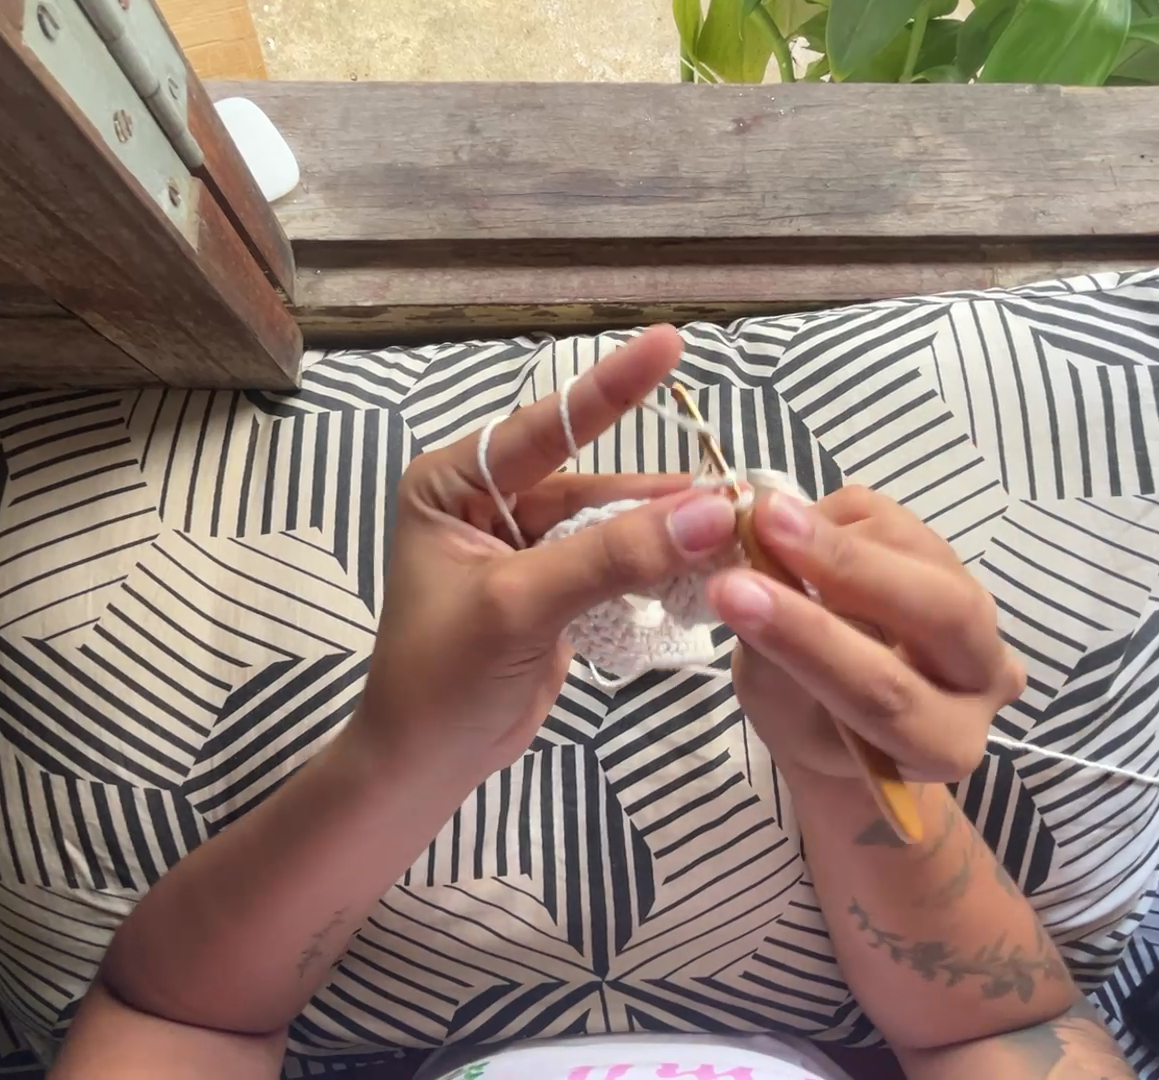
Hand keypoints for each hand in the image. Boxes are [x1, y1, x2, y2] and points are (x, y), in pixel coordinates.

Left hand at [359, 327, 738, 783]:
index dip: (610, 389)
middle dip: (654, 490)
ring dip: (662, 529)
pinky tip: (699, 560)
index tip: (671, 343)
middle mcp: (485, 502)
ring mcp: (521, 546)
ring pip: (605, 523)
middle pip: (584, 478)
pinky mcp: (548, 586)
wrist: (426, 763)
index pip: (542, 429)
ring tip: (730, 525)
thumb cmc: (444, 678)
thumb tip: (710, 512)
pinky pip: (609, 561)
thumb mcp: (521, 605)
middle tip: (732, 488)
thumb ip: (611, 556)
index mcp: (452, 484)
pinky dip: (651, 564)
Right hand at [707, 487, 1025, 783]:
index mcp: (942, 743)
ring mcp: (981, 614)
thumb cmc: (804, 722)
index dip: (807, 636)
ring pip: (918, 552)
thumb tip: (739, 579)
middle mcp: (985, 679)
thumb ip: (769, 648)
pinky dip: (835, 517)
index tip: (734, 592)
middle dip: (846, 563)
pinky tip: (794, 532)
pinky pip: (896, 521)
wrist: (843, 715)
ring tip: (762, 524)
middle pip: (943, 611)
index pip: (883, 692)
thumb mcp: (772, 704)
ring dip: (832, 532)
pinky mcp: (950, 561)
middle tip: (766, 523)